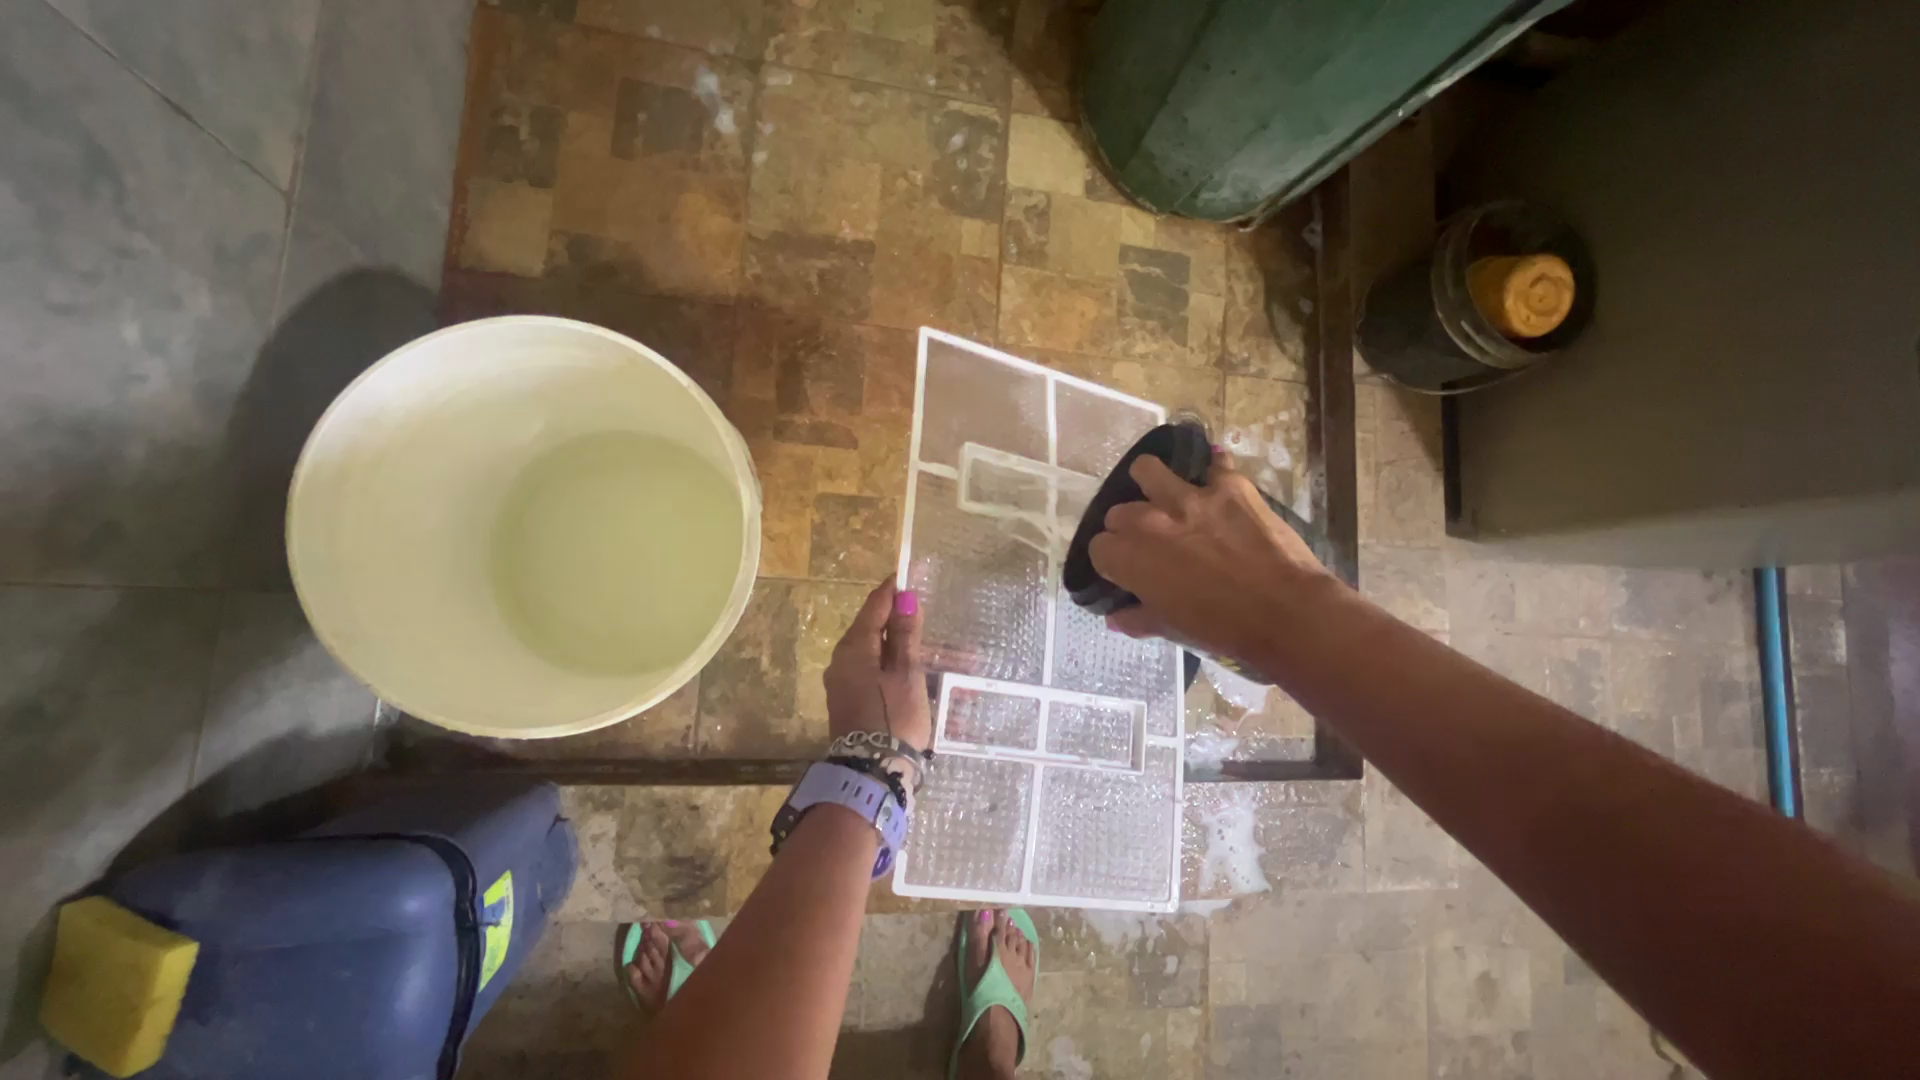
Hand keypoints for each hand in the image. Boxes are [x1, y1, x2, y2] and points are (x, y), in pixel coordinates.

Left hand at [824, 577, 931, 751]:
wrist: (873, 773)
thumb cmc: (894, 718)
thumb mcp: (907, 673)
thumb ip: (906, 635)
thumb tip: (905, 597)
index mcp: (853, 647)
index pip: (874, 606)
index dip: (893, 590)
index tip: (910, 575)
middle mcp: (841, 660)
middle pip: (872, 628)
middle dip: (898, 619)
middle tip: (924, 610)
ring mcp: (842, 682)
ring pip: (873, 651)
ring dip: (898, 644)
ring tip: (926, 642)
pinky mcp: (849, 701)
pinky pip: (871, 670)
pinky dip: (891, 664)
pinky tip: (910, 668)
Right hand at [1087, 449, 1332, 661]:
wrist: (1284, 612)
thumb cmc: (1220, 628)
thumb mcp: (1170, 630)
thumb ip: (1136, 618)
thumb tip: (1115, 615)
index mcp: (1129, 558)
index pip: (1098, 547)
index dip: (1111, 560)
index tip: (1126, 571)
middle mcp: (1150, 520)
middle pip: (1119, 511)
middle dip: (1128, 526)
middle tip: (1150, 542)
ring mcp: (1189, 497)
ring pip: (1148, 470)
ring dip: (1151, 482)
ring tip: (1166, 496)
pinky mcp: (1229, 486)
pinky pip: (1214, 462)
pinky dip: (1212, 467)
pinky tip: (1214, 477)